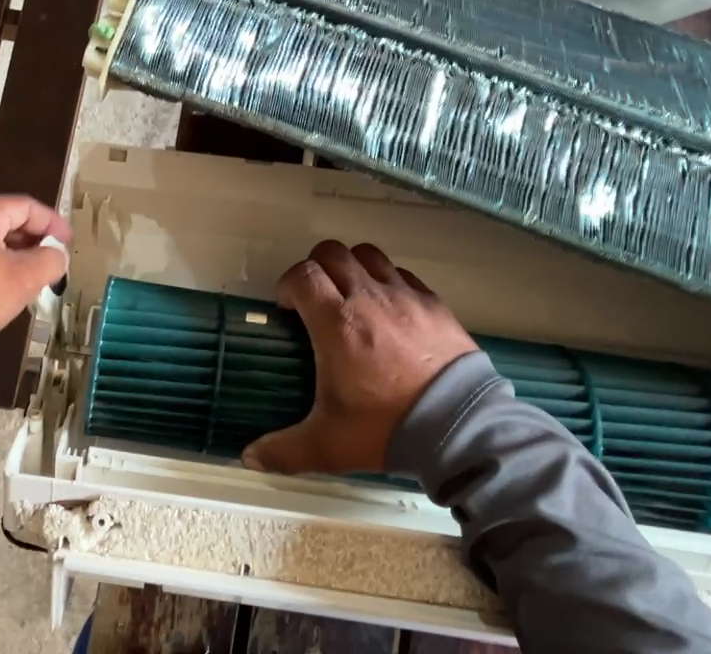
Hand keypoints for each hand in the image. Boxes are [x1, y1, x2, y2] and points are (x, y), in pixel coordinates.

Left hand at [0, 195, 72, 329]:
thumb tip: (56, 255)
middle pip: (0, 221)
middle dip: (27, 241)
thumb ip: (49, 261)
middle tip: (46, 261)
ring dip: (4, 254)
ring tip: (20, 277)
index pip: (25, 207)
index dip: (51, 223)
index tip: (67, 241)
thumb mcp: (24, 279)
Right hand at [242, 241, 479, 475]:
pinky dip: (389, 282)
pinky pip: (403, 274)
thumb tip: (250, 458)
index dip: (289, 285)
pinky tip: (390, 309)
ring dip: (353, 267)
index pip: (302, 275)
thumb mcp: (329, 444)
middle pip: (332, 253)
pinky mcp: (434, 303)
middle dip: (317, 269)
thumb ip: (284, 450)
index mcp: (335, 322)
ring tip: (353, 297)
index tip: (289, 308)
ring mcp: (403, 295)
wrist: (460, 428)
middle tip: (317, 299)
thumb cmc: (387, 427)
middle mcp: (367, 297)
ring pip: (368, 254)